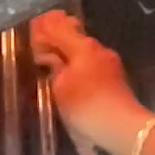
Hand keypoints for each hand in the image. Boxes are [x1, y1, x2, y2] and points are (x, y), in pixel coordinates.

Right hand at [30, 9, 151, 154]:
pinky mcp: (116, 79)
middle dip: (58, 38)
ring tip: (53, 61)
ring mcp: (110, 63)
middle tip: (41, 43)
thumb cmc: (85, 105)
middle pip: (75, 37)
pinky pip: (92, 64)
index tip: (32, 28)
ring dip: (69, 53)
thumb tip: (50, 56)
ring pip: (84, 51)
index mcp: (83, 47)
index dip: (44, 27)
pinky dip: (79, 65)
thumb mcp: (61, 88)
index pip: (59, 28)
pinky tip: (72, 74)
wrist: (121, 127)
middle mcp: (99, 49)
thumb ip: (54, 67)